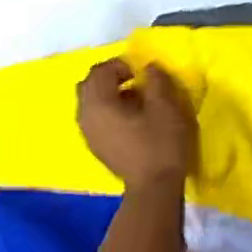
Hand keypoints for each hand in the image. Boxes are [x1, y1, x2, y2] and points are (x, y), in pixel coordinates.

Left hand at [76, 59, 195, 187]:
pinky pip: (96, 119)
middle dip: (111, 78)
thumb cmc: (161, 143)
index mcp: (99, 103)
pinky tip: (132, 120)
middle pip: (89, 85)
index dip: (121, 65)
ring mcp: (88, 133)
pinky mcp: (96, 146)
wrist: (154, 186)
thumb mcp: (166, 107)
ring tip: (136, 101)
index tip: (142, 72)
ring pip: (91, 103)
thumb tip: (149, 67)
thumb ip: (156, 81)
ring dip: (110, 95)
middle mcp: (85, 115)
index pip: (100, 71)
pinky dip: (109, 111)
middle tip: (136, 81)